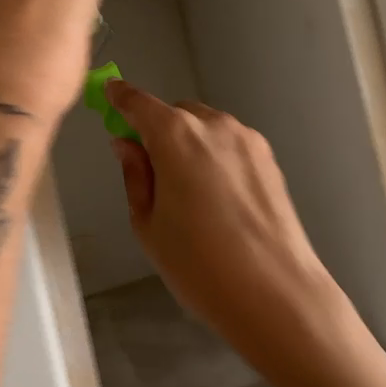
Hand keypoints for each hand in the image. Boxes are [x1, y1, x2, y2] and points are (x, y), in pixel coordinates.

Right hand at [104, 79, 350, 364]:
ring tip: (190, 194)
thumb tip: (127, 144)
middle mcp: (213, 125)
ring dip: (191, 144)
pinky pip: (231, 146)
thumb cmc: (198, 264)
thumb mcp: (148, 224)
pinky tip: (219, 200)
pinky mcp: (270, 159)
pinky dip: (216, 157)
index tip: (110, 93)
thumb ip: (135, 175)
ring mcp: (247, 139)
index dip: (121, 97)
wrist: (275, 293)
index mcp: (175, 135)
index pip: (139, 103)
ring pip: (207, 128)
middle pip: (176, 114)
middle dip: (159, 131)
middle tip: (152, 172)